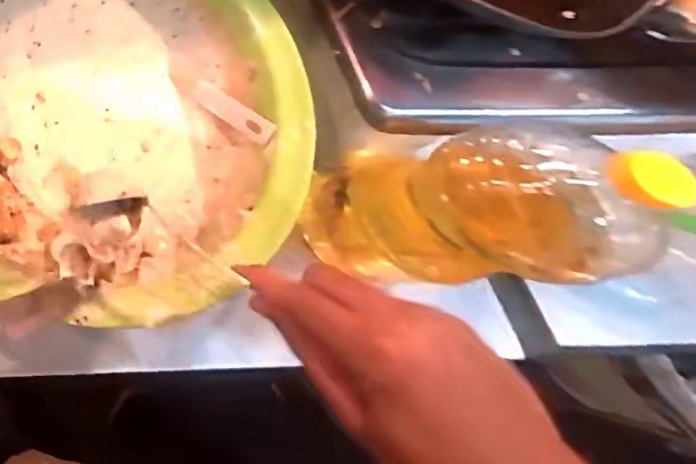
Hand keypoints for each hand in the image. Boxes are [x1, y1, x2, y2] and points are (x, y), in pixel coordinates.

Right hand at [239, 264, 580, 463]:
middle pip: (329, 277)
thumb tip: (275, 312)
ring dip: (341, 305)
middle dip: (304, 291)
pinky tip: (398, 360)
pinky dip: (377, 318)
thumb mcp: (363, 424)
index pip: (305, 300)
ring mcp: (430, 311)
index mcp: (375, 347)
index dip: (270, 283)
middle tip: (297, 323)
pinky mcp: (452, 317)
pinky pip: (395, 302)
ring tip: (356, 353)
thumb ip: (316, 360)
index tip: (243, 270)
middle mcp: (400, 314)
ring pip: (361, 287)